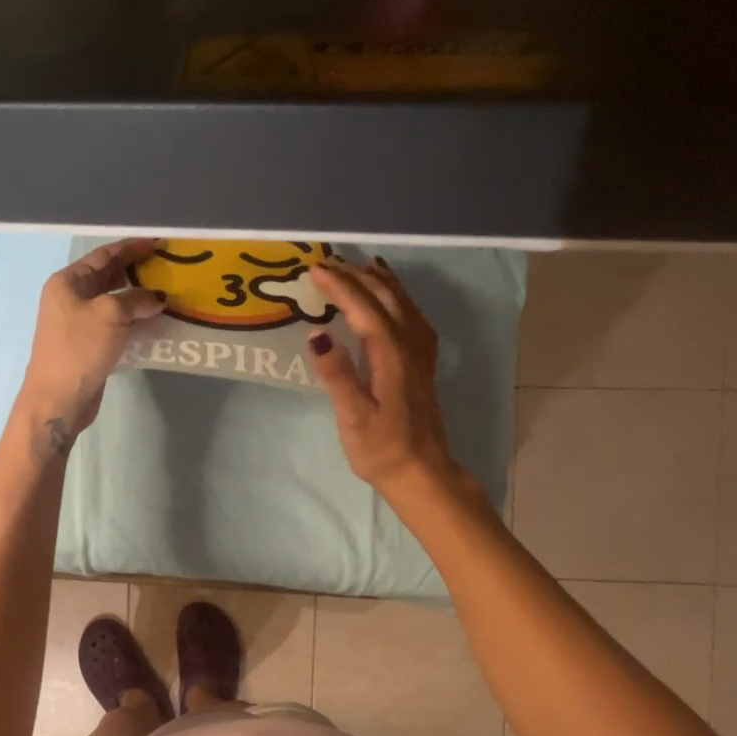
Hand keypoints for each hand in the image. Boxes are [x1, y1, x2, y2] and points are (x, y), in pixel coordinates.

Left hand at [19, 238, 166, 451]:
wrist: (58, 400)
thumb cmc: (79, 348)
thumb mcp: (111, 314)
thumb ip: (137, 299)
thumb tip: (158, 297)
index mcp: (68, 282)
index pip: (104, 255)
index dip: (132, 248)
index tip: (160, 244)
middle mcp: (70, 298)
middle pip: (108, 277)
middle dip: (137, 273)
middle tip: (169, 269)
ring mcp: (78, 324)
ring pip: (113, 304)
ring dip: (138, 300)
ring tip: (168, 295)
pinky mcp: (88, 346)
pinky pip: (115, 326)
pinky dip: (134, 322)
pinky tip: (155, 323)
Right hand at [307, 259, 457, 492]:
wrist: (422, 472)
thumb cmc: (382, 449)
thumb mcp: (353, 417)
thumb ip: (337, 374)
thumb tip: (317, 334)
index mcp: (390, 356)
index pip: (364, 309)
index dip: (340, 286)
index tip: (315, 269)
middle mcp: (409, 347)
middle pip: (385, 299)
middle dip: (358, 277)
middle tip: (329, 263)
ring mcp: (420, 354)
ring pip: (402, 304)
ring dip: (380, 282)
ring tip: (360, 266)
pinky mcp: (422, 365)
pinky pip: (411, 317)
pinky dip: (397, 299)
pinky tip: (391, 300)